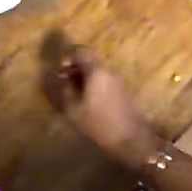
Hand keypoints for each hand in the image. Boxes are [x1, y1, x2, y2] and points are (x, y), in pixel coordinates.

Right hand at [43, 43, 163, 169]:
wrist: (131, 139)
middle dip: (75, 67)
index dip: (68, 57)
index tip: (60, 70)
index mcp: (97, 71)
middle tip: (64, 80)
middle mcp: (109, 71)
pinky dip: (94, 84)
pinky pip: (105, 80)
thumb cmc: (99, 124)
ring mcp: (118, 81)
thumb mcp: (74, 109)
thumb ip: (66, 90)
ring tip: (73, 92)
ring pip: (98, 71)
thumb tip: (63, 78)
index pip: (81, 51)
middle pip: (91, 60)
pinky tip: (87, 100)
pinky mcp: (123, 91)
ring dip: (84, 76)